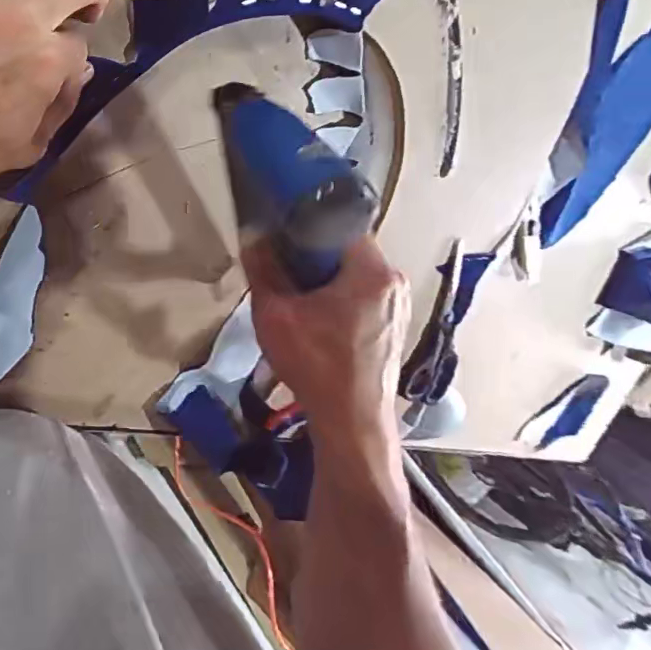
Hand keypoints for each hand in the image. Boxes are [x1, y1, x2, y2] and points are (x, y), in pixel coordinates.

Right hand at [244, 237, 409, 444]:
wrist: (351, 424)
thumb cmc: (316, 365)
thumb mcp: (275, 314)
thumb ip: (262, 270)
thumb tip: (252, 238)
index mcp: (373, 272)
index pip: (339, 225)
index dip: (306, 225)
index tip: (280, 235)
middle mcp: (393, 283)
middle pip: (346, 250)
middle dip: (312, 256)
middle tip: (282, 269)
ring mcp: (398, 307)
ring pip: (353, 274)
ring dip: (324, 279)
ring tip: (295, 297)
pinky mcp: (393, 328)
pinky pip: (362, 296)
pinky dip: (338, 299)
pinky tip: (315, 320)